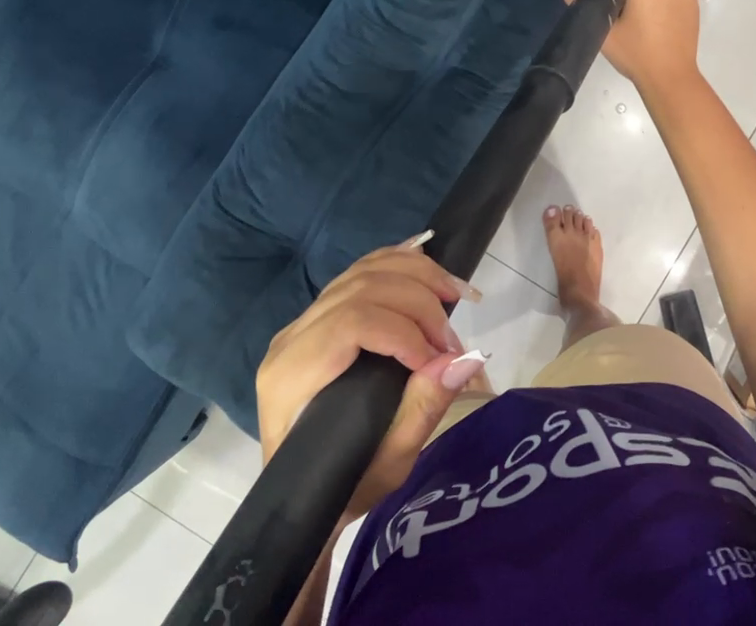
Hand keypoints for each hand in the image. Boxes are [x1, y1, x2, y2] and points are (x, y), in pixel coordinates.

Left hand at [256, 239, 488, 519]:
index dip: (405, 330)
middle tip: (453, 342)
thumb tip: (463, 360)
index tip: (439, 361)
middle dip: (420, 305)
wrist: (304, 495)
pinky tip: (427, 261)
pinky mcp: (320, 317)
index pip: (353, 321)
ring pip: (362, 271)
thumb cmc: (342, 485)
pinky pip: (359, 271)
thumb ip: (421, 409)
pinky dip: (397, 261)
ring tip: (455, 296)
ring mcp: (303, 323)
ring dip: (416, 275)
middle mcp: (291, 339)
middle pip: (362, 288)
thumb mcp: (388, 463)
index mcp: (293, 376)